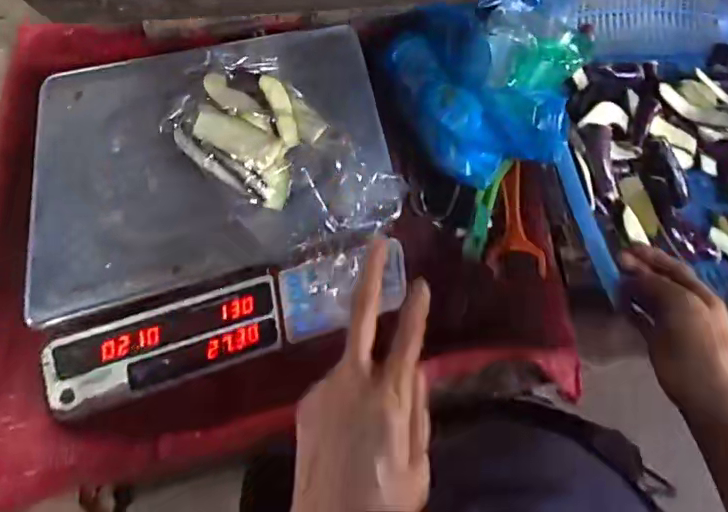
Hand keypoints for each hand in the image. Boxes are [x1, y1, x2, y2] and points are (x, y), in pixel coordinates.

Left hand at [293, 238, 431, 511]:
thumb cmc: (383, 507)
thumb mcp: (418, 470)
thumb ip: (420, 415)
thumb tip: (418, 371)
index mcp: (389, 401)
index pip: (410, 342)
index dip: (417, 309)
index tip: (421, 282)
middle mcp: (354, 383)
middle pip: (361, 314)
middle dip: (371, 273)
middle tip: (378, 242)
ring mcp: (324, 389)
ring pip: (351, 363)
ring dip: (364, 374)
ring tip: (368, 430)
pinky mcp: (306, 402)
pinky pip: (335, 387)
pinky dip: (347, 398)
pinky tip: (348, 435)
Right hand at [620, 245, 727, 426]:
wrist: (709, 399)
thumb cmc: (698, 348)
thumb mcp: (680, 306)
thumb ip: (656, 284)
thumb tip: (630, 270)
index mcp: (701, 295)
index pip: (673, 266)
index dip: (650, 255)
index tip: (626, 247)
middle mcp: (689, 306)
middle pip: (661, 281)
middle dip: (639, 270)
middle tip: (615, 262)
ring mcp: (675, 324)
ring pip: (650, 298)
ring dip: (633, 288)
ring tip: (613, 280)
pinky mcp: (661, 342)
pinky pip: (643, 318)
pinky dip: (631, 309)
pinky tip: (618, 303)